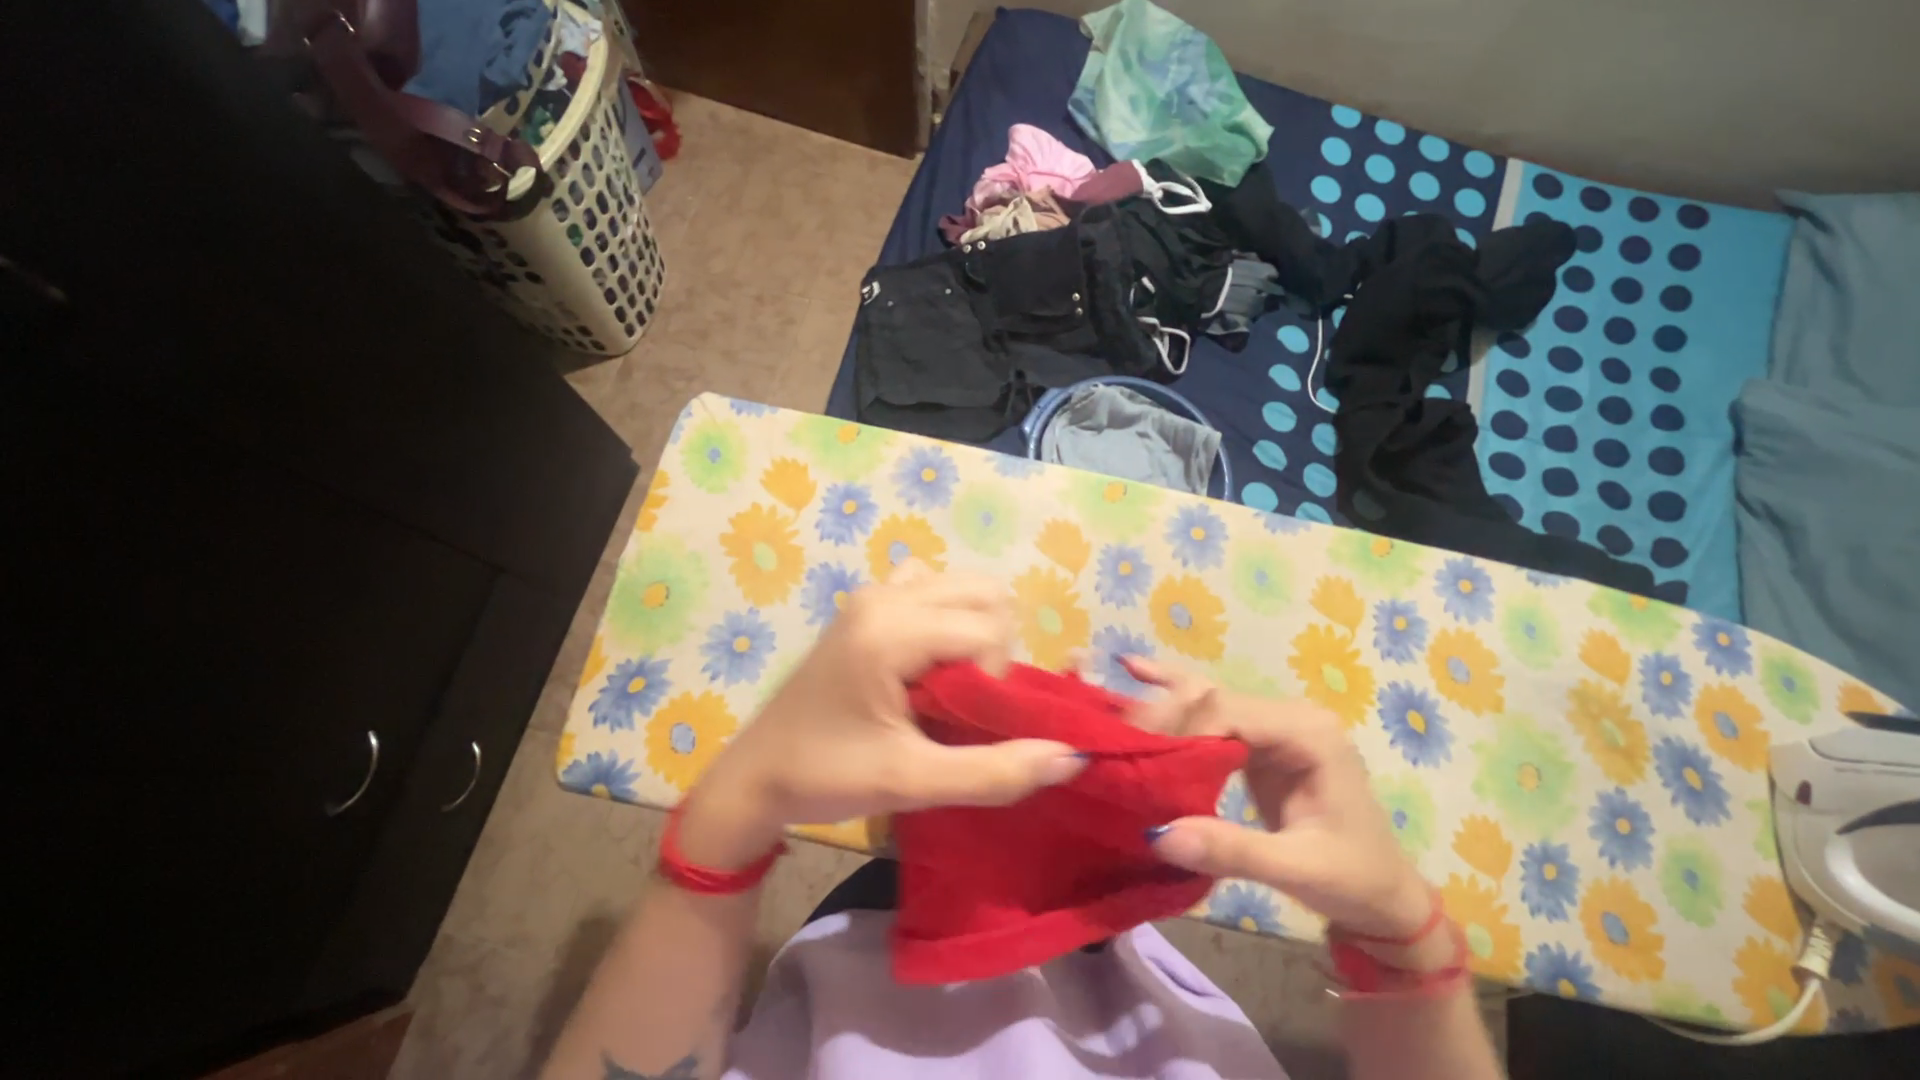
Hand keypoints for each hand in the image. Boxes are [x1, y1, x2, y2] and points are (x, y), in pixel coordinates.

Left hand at [675, 562, 1084, 868]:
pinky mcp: (864, 605)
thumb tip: (1070, 757)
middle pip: (985, 594)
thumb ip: (993, 772)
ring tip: (943, 685)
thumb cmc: (827, 778)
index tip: (958, 722)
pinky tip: (924, 664)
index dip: (994, 681)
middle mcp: (883, 596)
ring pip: (962, 586)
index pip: (988, 631)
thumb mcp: (912, 783)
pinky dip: (945, 618)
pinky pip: (929, 588)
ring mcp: (871, 595)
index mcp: (890, 630)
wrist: (755, 777)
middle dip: (991, 649)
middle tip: (958, 702)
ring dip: (972, 631)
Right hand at [1126, 657, 1432, 942]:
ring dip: (1162, 705)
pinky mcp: (1261, 744)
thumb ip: (1231, 848)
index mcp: (1309, 734)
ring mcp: (1276, 728)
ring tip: (1110, 702)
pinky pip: (1212, 719)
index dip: (1177, 725)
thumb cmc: (1352, 880)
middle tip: (1112, 735)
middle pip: (1213, 702)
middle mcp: (1292, 718)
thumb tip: (1157, 835)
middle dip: (1163, 715)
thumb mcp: (1296, 868)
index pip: (1228, 713)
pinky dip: (1176, 704)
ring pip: (1207, 704)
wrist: (1385, 899)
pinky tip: (1138, 672)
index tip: (1130, 746)